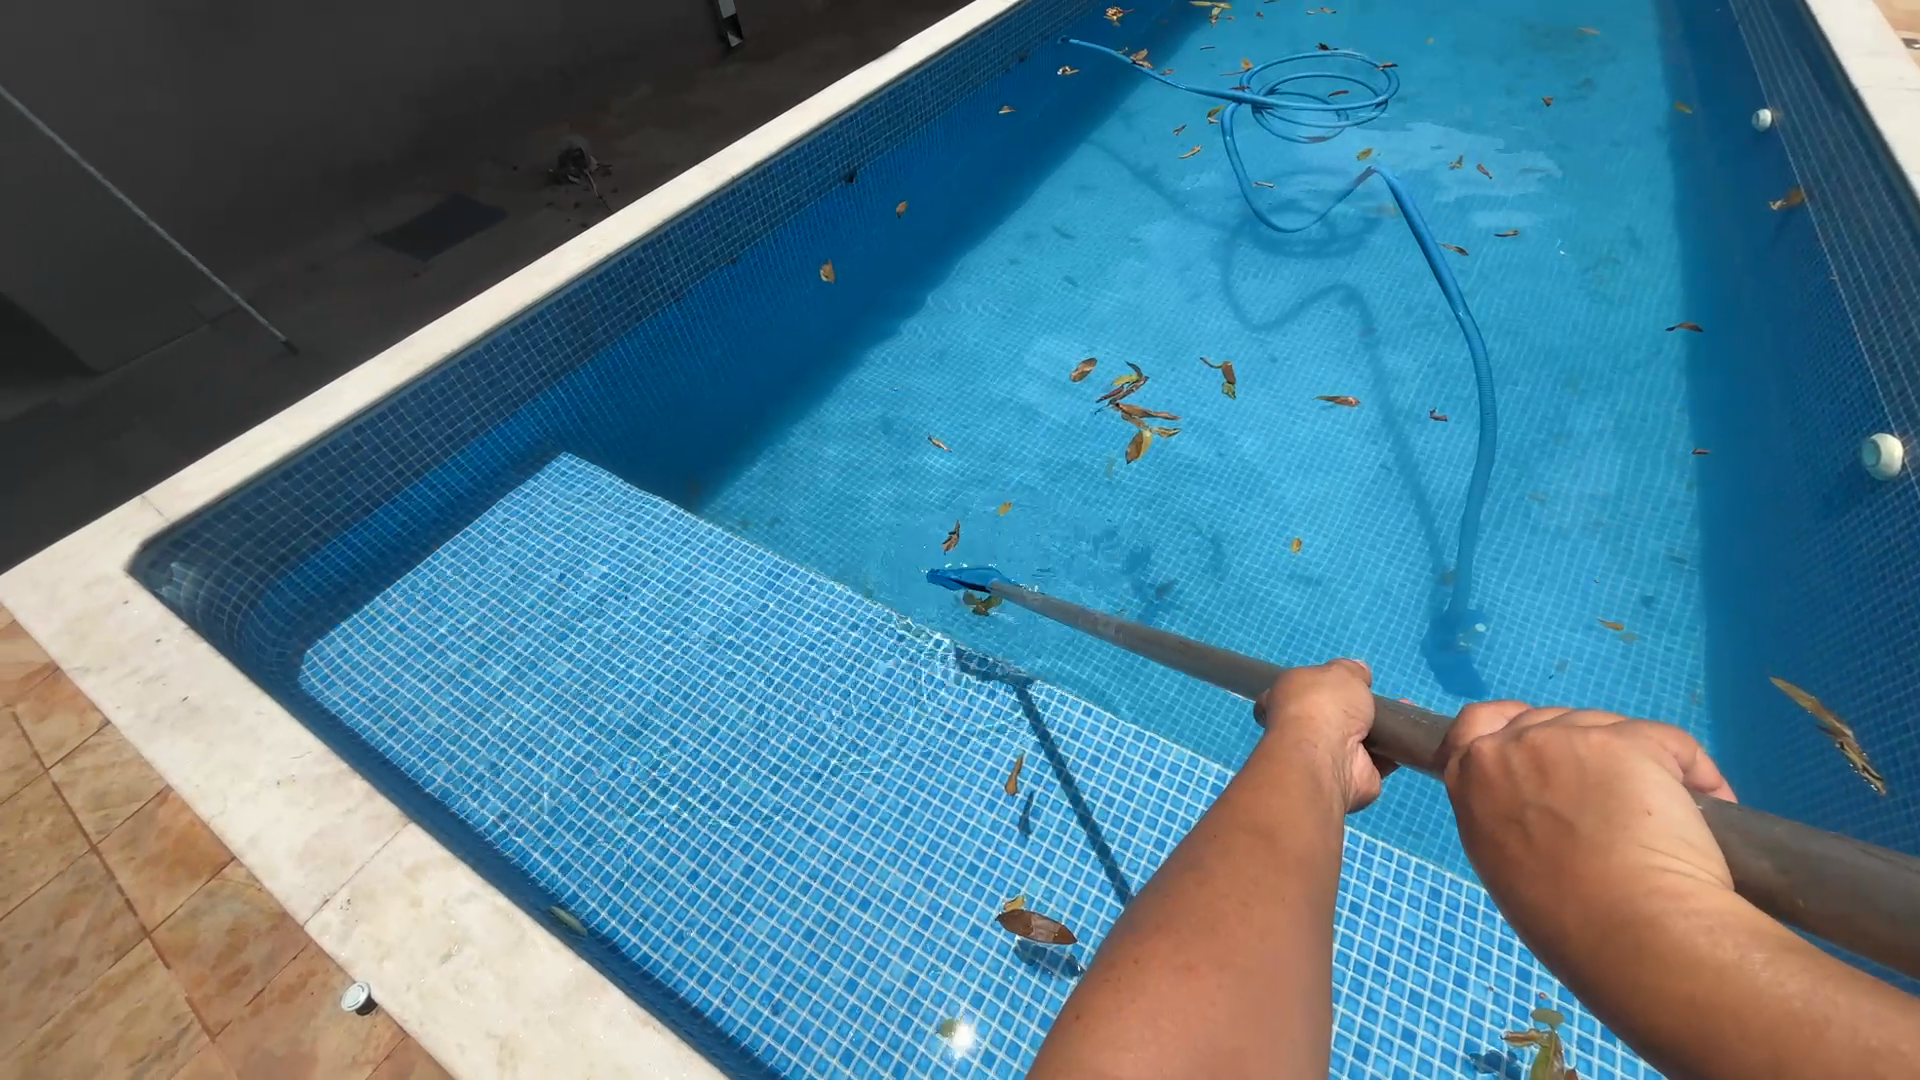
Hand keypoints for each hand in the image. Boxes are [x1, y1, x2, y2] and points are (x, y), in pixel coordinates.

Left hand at [1253, 658, 1393, 811]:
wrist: (1329, 755)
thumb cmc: (1323, 704)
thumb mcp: (1338, 672)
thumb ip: (1349, 670)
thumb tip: (1358, 671)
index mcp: (1283, 698)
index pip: (1296, 690)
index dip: (1317, 684)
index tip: (1339, 681)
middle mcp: (1299, 727)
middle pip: (1329, 714)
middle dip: (1354, 706)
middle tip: (1376, 697)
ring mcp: (1325, 753)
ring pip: (1356, 736)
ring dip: (1378, 726)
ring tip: (1403, 710)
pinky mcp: (1353, 774)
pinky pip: (1377, 758)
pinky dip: (1393, 749)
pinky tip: (1409, 734)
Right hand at [1440, 702, 1737, 960]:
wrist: (1628, 929)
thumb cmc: (1562, 917)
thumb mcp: (1502, 860)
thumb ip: (1507, 816)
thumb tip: (1547, 813)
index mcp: (1468, 778)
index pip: (1477, 722)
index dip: (1512, 725)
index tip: (1546, 746)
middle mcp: (1506, 746)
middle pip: (1549, 721)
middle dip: (1585, 748)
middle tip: (1618, 796)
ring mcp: (1561, 739)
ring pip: (1607, 727)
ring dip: (1640, 759)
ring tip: (1675, 812)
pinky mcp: (1622, 742)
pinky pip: (1667, 740)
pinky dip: (1694, 768)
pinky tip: (1712, 801)